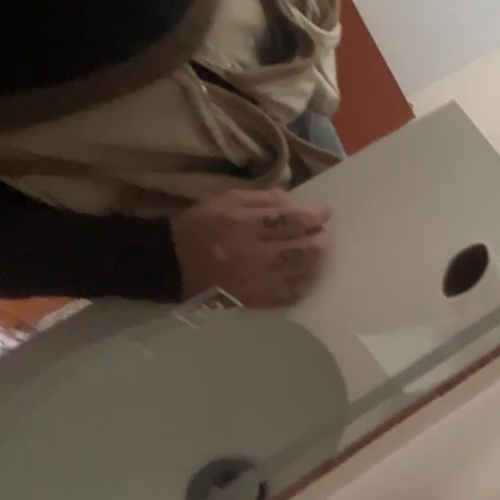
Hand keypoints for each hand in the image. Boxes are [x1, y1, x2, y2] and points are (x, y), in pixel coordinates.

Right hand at [169, 189, 333, 307]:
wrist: (174, 267)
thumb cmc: (201, 228)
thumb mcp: (223, 202)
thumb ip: (262, 199)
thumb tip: (294, 202)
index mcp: (242, 225)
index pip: (292, 220)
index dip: (315, 215)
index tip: (325, 212)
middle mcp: (254, 254)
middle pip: (306, 247)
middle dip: (321, 238)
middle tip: (322, 233)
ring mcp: (260, 281)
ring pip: (305, 269)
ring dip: (316, 258)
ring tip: (313, 249)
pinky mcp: (261, 300)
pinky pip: (296, 290)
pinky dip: (304, 278)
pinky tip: (301, 270)